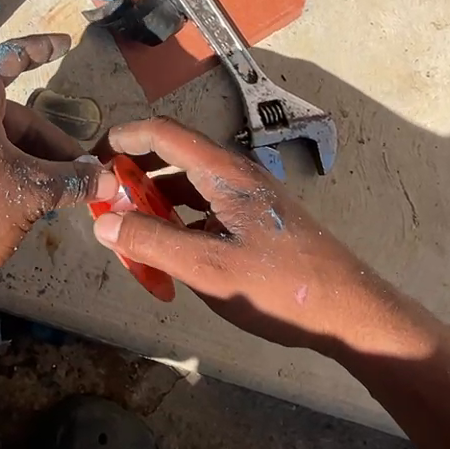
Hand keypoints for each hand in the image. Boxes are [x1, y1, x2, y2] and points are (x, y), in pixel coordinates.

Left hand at [0, 34, 115, 293]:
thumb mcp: (30, 193)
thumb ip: (72, 179)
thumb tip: (107, 177)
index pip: (11, 57)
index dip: (42, 48)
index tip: (65, 43)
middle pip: (11, 110)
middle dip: (49, 140)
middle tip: (81, 169)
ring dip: (29, 156)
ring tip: (58, 191)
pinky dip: (3, 163)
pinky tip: (25, 195)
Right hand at [91, 117, 366, 352]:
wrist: (353, 315)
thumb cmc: (280, 288)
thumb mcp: (208, 269)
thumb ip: (153, 243)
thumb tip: (103, 222)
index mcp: (224, 173)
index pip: (164, 133)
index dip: (126, 137)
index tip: (95, 155)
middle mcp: (236, 174)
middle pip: (175, 154)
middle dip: (136, 170)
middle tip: (106, 195)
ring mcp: (249, 196)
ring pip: (190, 181)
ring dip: (156, 196)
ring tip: (130, 224)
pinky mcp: (257, 219)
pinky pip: (206, 204)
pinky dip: (178, 215)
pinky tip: (170, 247)